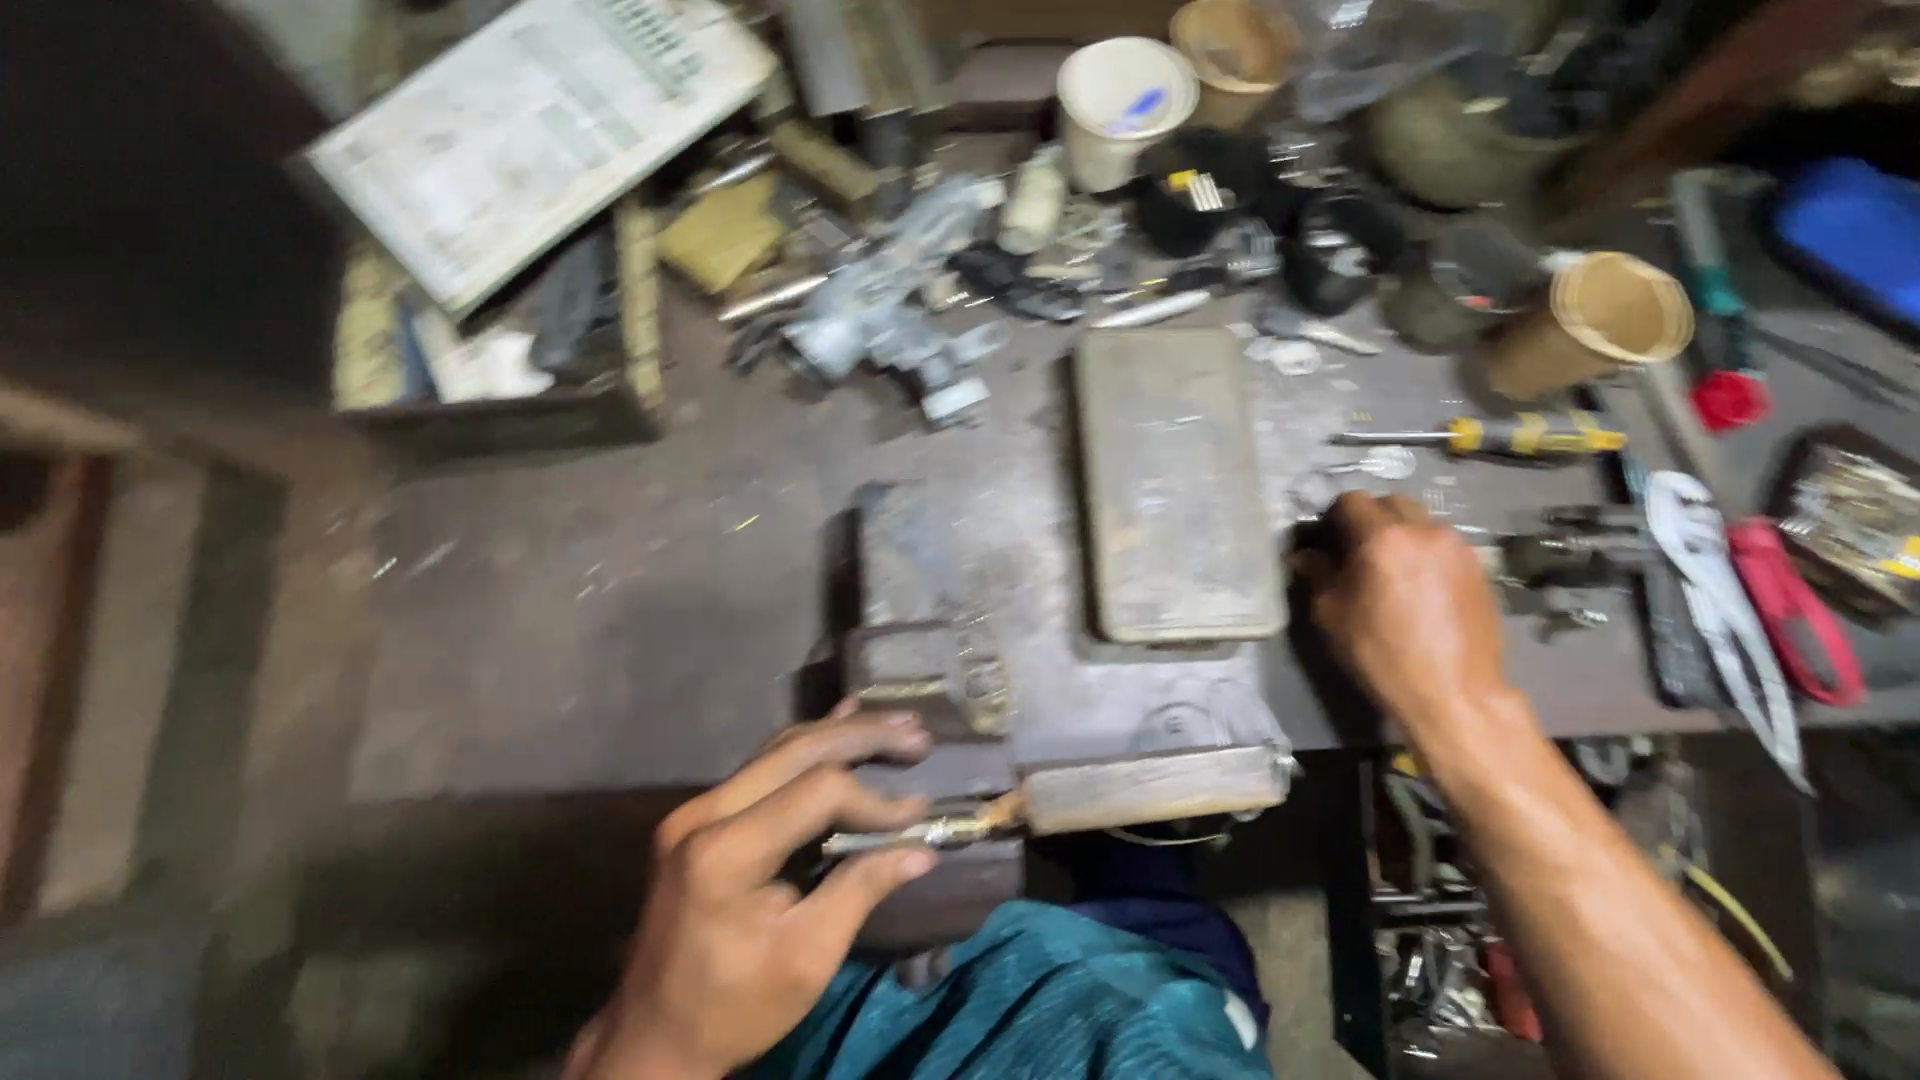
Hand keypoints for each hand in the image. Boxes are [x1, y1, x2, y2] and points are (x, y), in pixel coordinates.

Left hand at [565, 701, 937, 1079]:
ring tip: (896, 722)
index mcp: (725, 852)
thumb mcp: (808, 958)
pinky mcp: (700, 817)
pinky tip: (841, 717)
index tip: (917, 818)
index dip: (874, 800)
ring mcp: (695, 809)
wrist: (654, 1035)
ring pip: (779, 749)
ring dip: (839, 733)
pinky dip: (807, 746)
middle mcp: (703, 813)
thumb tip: (922, 848)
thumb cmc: (734, 1006)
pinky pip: (762, 766)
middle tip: (919, 734)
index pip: (817, 792)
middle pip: (797, 751)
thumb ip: (861, 889)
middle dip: (863, 737)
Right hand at [1296, 492, 1526, 750]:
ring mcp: (1457, 546)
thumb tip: (1306, 555)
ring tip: (1391, 568)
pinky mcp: (1478, 566)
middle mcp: (1423, 530)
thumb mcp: (1332, 615)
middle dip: (1370, 517)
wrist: (1453, 691)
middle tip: (1357, 550)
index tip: (1328, 541)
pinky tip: (1419, 585)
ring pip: (1421, 520)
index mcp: (1382, 538)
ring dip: (1400, 532)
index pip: (1351, 500)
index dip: (1334, 517)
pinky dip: (1425, 550)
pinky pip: (1443, 542)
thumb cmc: (1381, 654)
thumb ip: (1318, 574)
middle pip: (1391, 502)